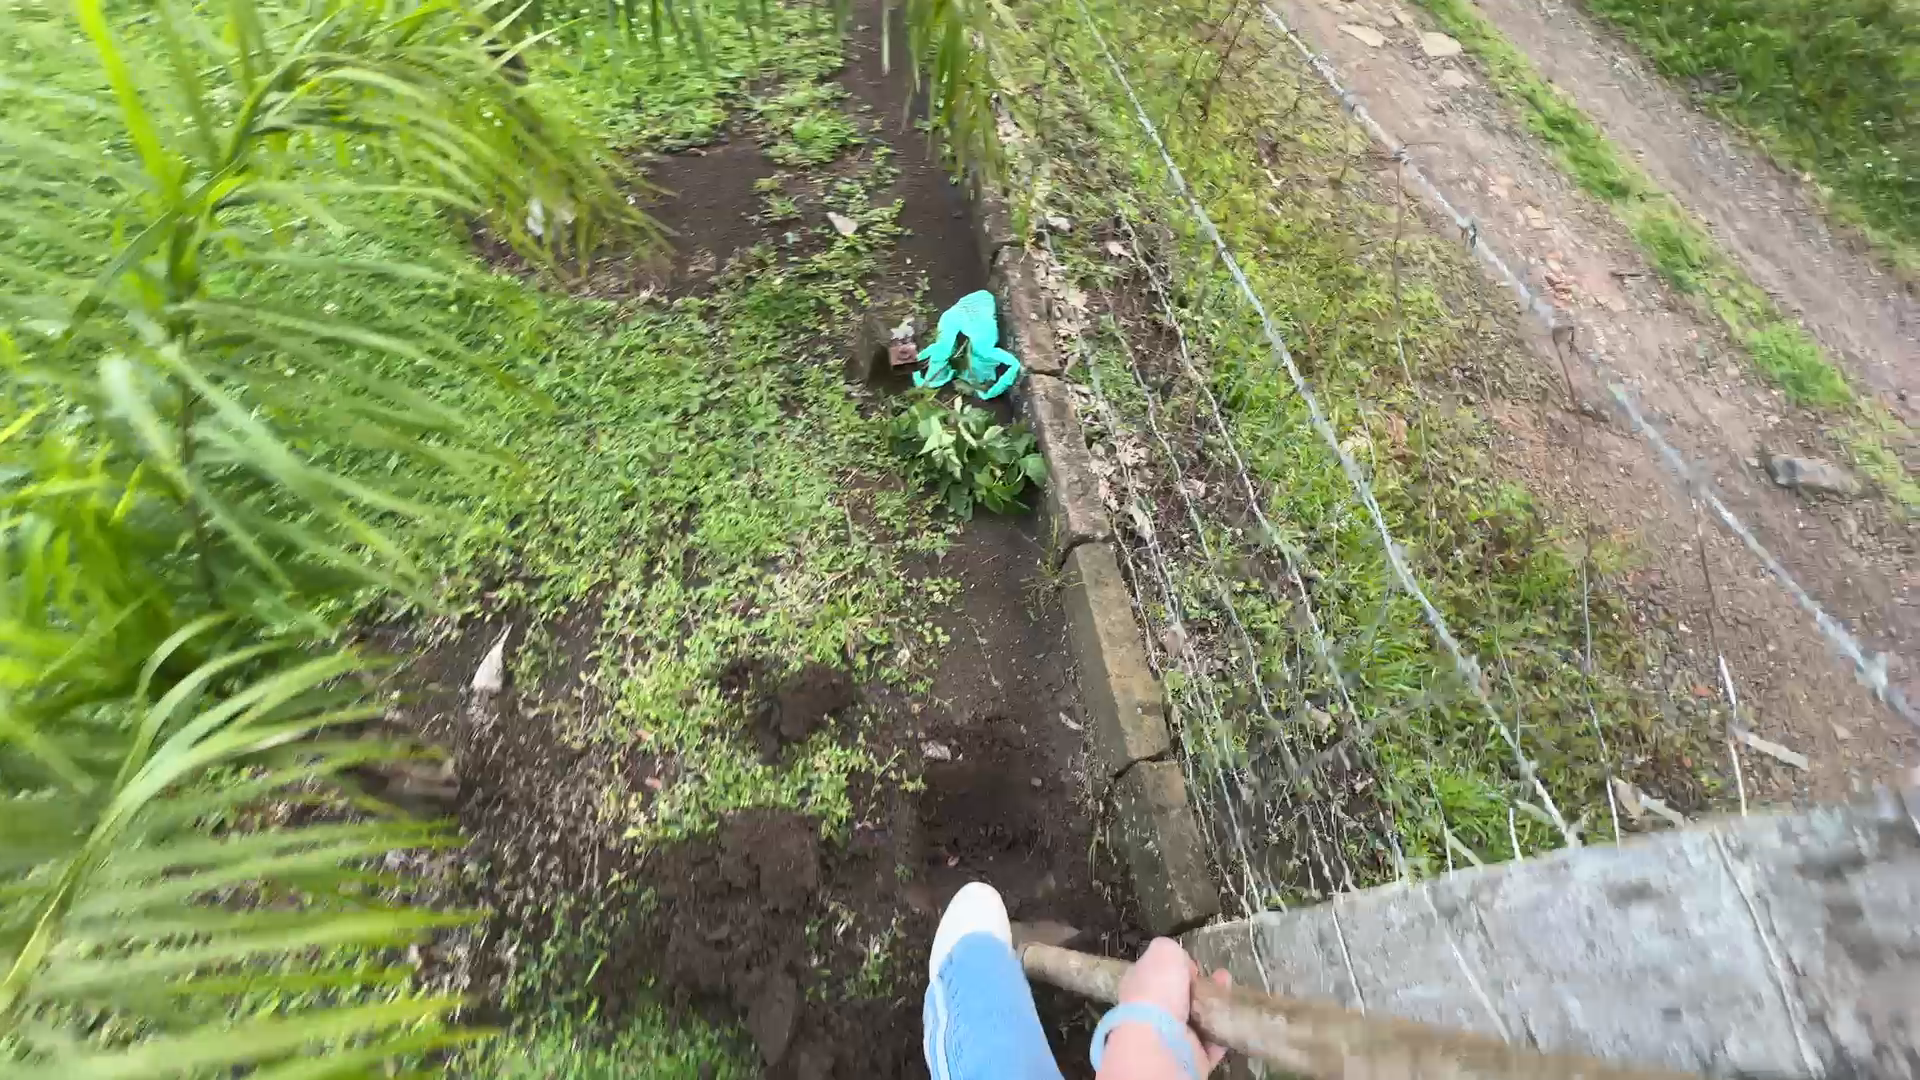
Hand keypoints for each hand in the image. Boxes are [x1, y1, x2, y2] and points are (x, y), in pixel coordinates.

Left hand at [1106, 937, 1231, 1076]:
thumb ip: (1174, 951)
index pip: (1158, 972)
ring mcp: (1171, 1035)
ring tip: (1229, 989)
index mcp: (1139, 983)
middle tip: (1222, 977)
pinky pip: (1211, 1043)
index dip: (1177, 967)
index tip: (1195, 965)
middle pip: (1182, 995)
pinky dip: (1222, 1032)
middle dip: (1202, 985)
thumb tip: (1186, 966)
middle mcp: (1152, 1010)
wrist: (1160, 1039)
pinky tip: (1233, 1016)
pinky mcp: (1191, 1057)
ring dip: (1216, 1004)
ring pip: (1199, 1017)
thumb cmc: (1157, 988)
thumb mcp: (1164, 950)